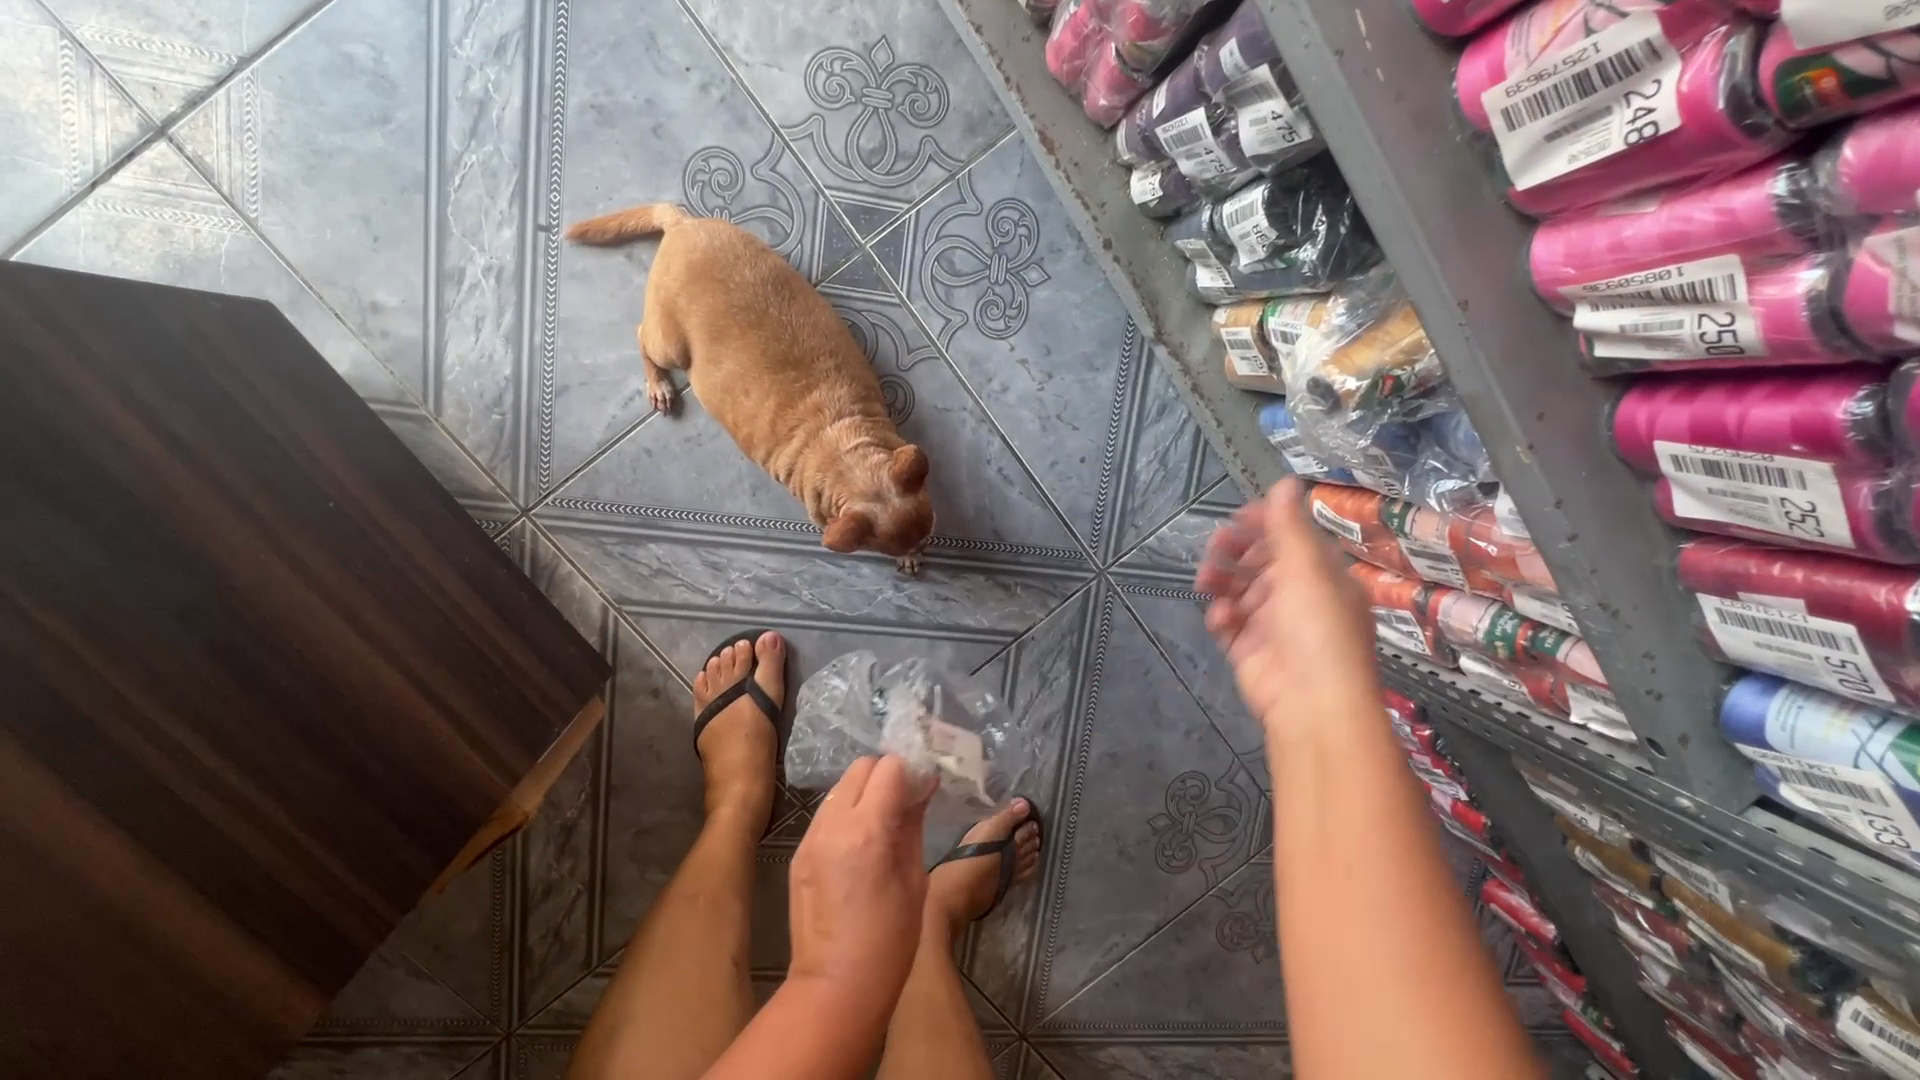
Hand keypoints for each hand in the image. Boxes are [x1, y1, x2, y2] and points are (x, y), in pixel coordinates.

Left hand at [788, 755, 934, 1016]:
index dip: (910, 770)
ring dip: (865, 791)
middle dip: (886, 774)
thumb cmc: (890, 941)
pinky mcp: (798, 853)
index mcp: (867, 831)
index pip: (888, 768)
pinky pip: (827, 815)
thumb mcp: (915, 879)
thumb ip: (913, 825)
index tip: (925, 785)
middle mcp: (833, 825)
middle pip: (860, 768)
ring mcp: (810, 838)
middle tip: (906, 798)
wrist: (835, 987)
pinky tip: (862, 842)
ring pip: (840, 788)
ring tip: (885, 820)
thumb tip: (922, 788)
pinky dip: (847, 813)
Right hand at [1195, 477, 1379, 734]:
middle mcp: (1299, 596)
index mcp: (1322, 574)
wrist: (1311, 701)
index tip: (1236, 516)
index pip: (1291, 538)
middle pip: (1259, 561)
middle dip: (1235, 551)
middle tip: (1216, 547)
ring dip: (1222, 580)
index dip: (1264, 523)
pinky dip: (1221, 616)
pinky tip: (1221, 618)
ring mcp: (1272, 624)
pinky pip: (1229, 622)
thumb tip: (1285, 480)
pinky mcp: (1249, 648)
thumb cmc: (1316, 627)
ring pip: (1238, 589)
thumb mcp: (1305, 568)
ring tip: (1207, 581)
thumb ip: (1289, 525)